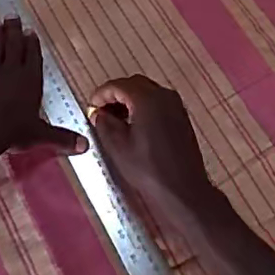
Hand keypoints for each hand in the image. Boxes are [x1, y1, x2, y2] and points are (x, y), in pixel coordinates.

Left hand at [0, 18, 87, 162]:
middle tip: (12, 15)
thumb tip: (87, 146)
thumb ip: (62, 138)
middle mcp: (9, 73)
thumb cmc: (12, 132)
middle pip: (13, 47)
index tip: (31, 31)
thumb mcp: (41, 135)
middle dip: (14, 32)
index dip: (32, 45)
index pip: (33, 59)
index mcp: (29, 82)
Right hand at [86, 76, 225, 224]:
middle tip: (100, 112)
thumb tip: (98, 114)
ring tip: (115, 121)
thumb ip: (103, 123)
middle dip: (114, 96)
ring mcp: (176, 105)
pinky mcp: (181, 117)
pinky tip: (133, 127)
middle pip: (133, 85)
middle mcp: (164, 96)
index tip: (91, 107)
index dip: (101, 95)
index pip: (118, 85)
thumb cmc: (150, 169)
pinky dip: (143, 108)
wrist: (182, 189)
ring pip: (146, 92)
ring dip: (128, 101)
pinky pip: (158, 103)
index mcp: (147, 99)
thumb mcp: (117, 146)